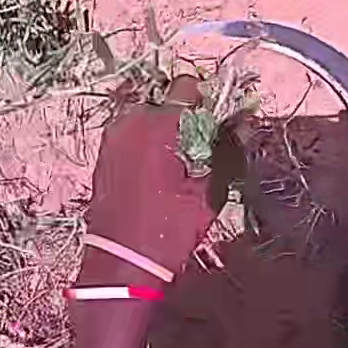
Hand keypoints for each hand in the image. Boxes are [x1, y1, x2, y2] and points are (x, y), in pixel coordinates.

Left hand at [83, 75, 218, 279]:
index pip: (187, 86)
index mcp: (157, 125)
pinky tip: (158, 168)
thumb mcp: (208, 192)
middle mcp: (129, 123)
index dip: (207, 98)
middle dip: (183, 114)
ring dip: (163, 128)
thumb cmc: (167, 230)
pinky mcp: (103, 155)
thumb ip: (226, 150)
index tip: (217, 119)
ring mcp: (111, 138)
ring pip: (145, 116)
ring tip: (178, 159)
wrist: (121, 261)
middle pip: (164, 98)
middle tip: (199, 143)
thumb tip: (244, 121)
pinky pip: (130, 134)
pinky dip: (145, 141)